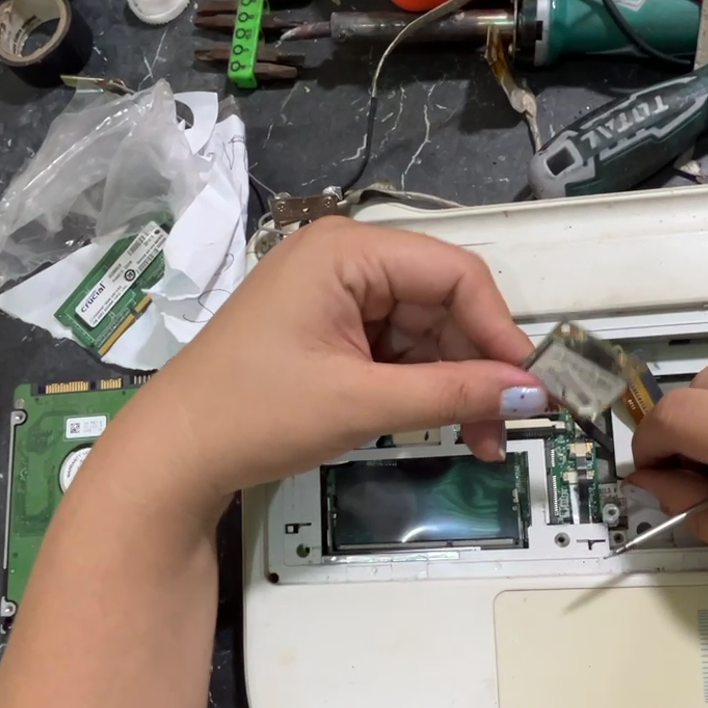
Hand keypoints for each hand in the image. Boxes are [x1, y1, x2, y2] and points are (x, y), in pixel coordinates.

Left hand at [94, 217, 544, 515]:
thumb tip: (531, 391)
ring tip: (481, 438)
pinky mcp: (332, 332)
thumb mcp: (362, 402)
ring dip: (455, 383)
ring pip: (424, 332)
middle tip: (507, 424)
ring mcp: (337, 297)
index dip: (499, 328)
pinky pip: (396, 351)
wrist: (176, 456)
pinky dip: (423, 387)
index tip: (531, 383)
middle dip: (477, 366)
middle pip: (441, 304)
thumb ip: (454, 392)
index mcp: (348, 251)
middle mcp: (346, 262)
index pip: (453, 273)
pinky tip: (443, 421)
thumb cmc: (256, 414)